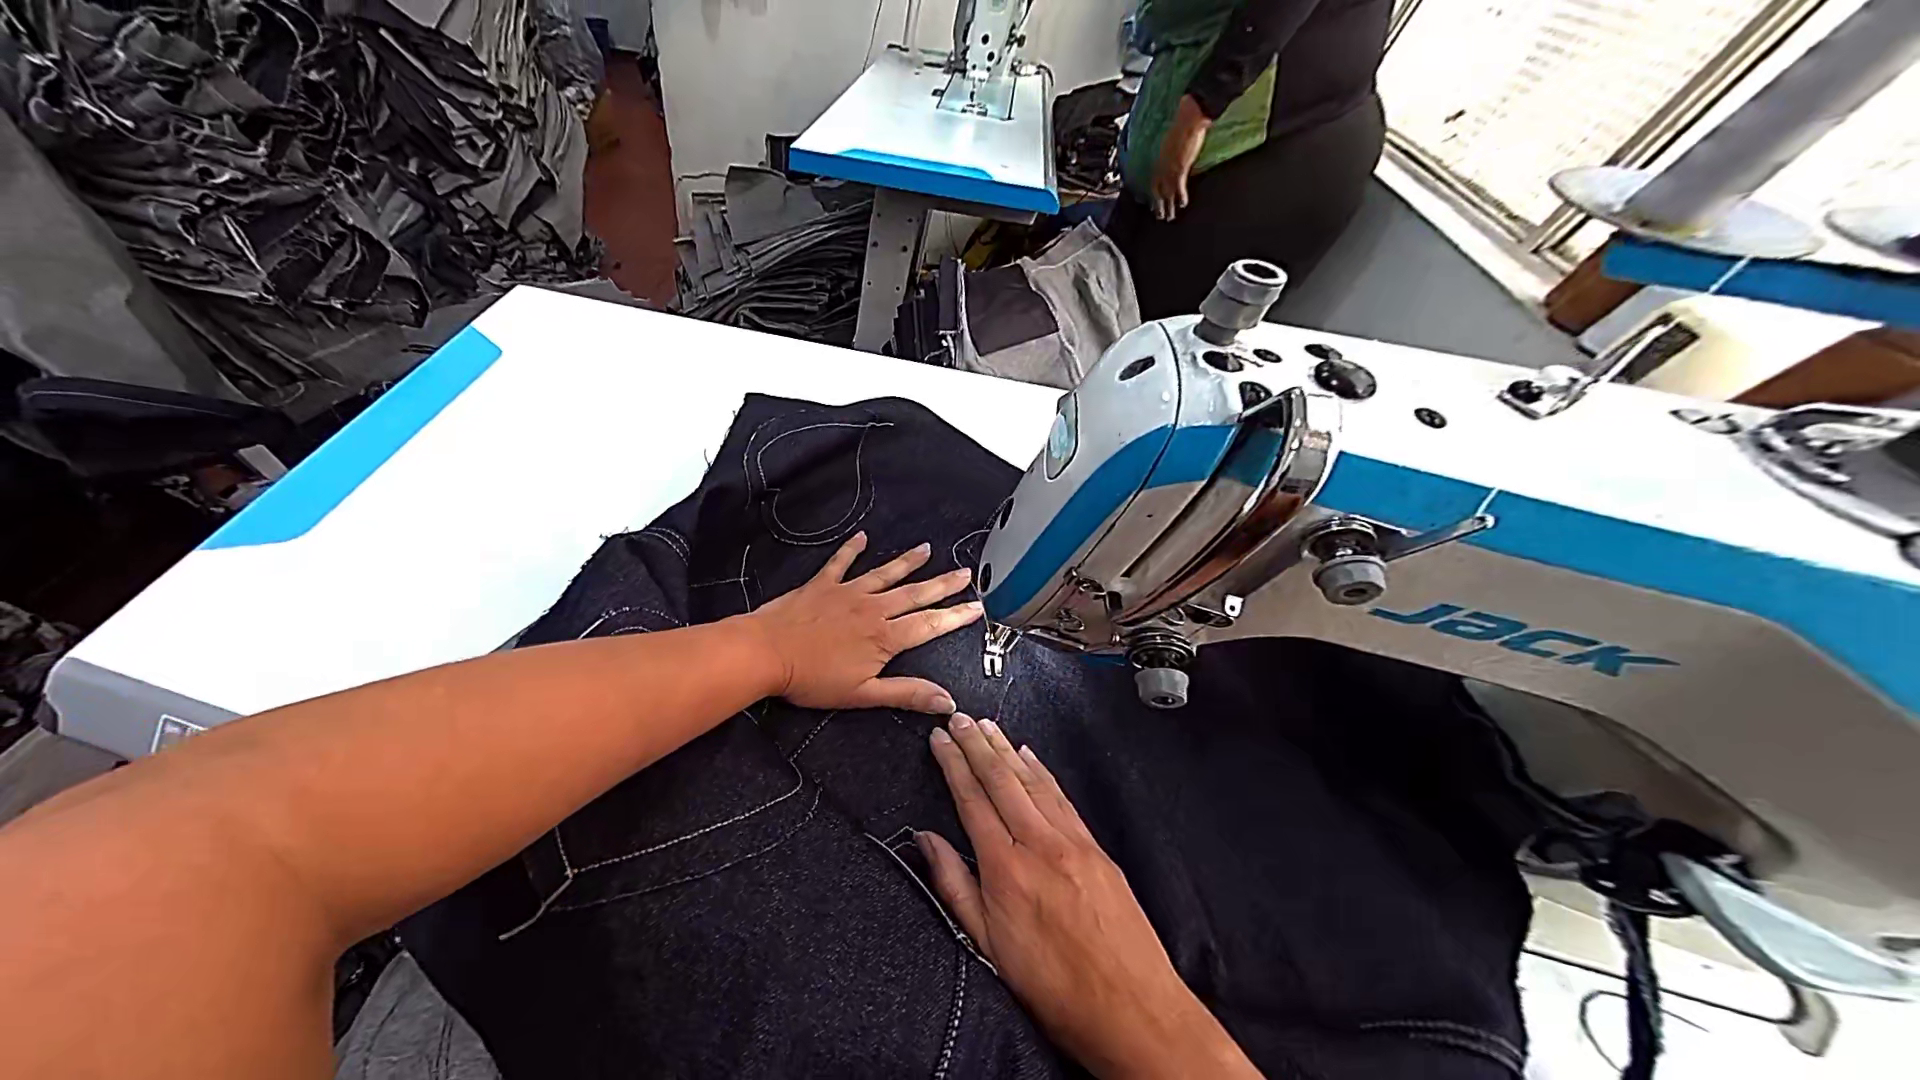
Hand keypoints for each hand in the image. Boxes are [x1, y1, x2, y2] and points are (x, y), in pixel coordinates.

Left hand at [743, 531, 980, 713]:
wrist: (766, 653)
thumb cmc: (811, 678)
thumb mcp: (863, 695)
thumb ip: (907, 694)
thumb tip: (945, 701)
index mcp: (884, 637)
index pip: (930, 624)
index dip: (956, 616)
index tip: (976, 607)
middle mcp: (872, 609)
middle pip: (915, 593)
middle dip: (943, 583)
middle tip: (964, 572)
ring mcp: (848, 592)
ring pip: (886, 574)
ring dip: (908, 562)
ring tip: (926, 549)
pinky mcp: (823, 584)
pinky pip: (841, 562)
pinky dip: (852, 549)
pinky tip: (862, 537)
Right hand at [919, 714, 1261, 1079]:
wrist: (1131, 1008)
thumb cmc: (1056, 988)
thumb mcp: (988, 947)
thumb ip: (954, 885)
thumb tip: (927, 841)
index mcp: (1006, 869)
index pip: (971, 798)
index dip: (953, 764)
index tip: (940, 739)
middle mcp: (1039, 844)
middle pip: (1000, 779)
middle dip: (975, 743)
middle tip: (958, 717)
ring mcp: (1071, 841)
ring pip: (1031, 780)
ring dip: (1005, 747)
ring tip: (986, 725)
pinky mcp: (1095, 846)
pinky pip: (1060, 795)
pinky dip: (1041, 770)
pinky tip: (1029, 754)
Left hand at [1151, 96, 1212, 221]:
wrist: (1189, 116)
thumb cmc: (1183, 123)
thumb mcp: (1174, 139)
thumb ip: (1173, 149)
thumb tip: (1177, 151)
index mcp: (1160, 158)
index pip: (1154, 180)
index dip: (1154, 193)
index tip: (1153, 202)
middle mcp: (1162, 165)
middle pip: (1157, 190)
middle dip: (1158, 205)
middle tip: (1159, 216)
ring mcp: (1170, 168)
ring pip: (1166, 193)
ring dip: (1168, 207)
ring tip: (1169, 217)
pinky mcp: (1180, 168)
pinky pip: (1179, 187)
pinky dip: (1181, 197)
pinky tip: (1183, 204)